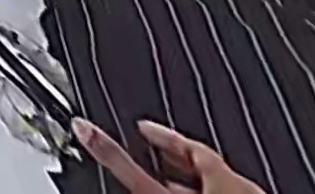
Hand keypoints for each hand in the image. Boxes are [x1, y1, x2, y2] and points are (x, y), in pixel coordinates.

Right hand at [74, 118, 267, 193]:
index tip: (141, 129)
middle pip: (212, 172)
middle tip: (150, 160)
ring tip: (165, 191)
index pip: (193, 146)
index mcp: (230, 181)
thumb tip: (84, 127)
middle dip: (177, 165)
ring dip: (193, 191)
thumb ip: (118, 161)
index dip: (163, 135)